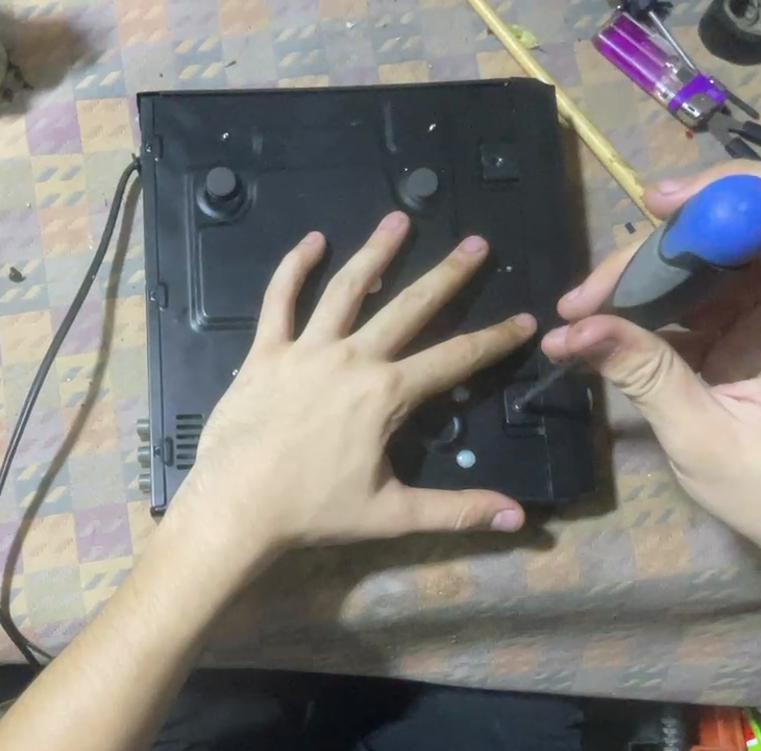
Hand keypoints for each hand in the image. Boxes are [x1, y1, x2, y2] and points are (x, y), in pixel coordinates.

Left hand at [170, 212, 536, 553]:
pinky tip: (310, 242)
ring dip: (376, 251)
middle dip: (448, 275)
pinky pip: (278, 301)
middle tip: (476, 244)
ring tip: (398, 220)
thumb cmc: (313, 511)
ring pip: (347, 289)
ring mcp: (306, 350)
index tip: (523, 320)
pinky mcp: (265, 353)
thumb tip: (518, 520)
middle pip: (409, 307)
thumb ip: (456, 511)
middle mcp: (352, 358)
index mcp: (386, 394)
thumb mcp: (391, 515)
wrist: (237, 506)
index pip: (455, 360)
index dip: (494, 340)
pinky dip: (293, 268)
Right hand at [547, 163, 760, 569]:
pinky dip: (650, 308)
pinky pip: (699, 299)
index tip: (663, 205)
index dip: (749, 190)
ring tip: (581, 311)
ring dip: (645, 278)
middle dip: (662, 248)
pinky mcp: (751, 335)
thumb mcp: (700, 439)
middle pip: (746, 232)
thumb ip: (644, 377)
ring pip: (714, 262)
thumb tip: (575, 333)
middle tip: (589, 291)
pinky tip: (603, 328)